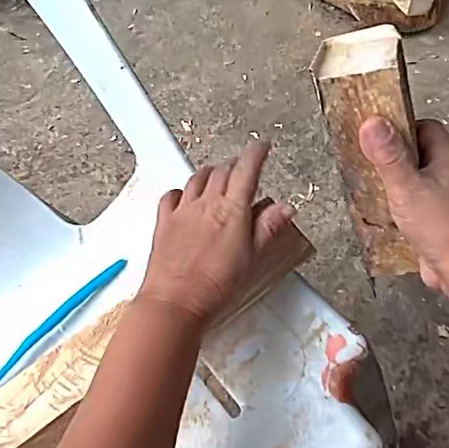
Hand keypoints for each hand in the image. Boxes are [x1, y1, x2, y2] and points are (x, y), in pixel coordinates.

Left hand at [138, 140, 295, 320]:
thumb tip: (284, 208)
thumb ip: (268, 227)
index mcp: (232, 209)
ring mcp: (182, 211)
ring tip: (218, 175)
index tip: (262, 145)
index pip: (246, 169)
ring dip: (211, 172)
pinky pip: (172, 195)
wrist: (176, 301)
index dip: (256, 153)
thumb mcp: (253, 256)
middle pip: (222, 170)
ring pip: (197, 178)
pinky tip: (185, 196)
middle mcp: (206, 203)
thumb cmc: (215, 283)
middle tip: (245, 165)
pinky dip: (182, 190)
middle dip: (236, 163)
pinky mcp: (164, 222)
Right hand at [358, 116, 448, 292]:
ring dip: (400, 181)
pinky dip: (405, 204)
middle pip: (422, 152)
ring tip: (377, 187)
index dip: (402, 126)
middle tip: (373, 160)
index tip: (379, 134)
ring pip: (420, 177)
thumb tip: (374, 122)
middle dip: (397, 154)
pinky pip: (421, 201)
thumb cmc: (443, 229)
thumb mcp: (407, 187)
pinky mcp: (442, 218)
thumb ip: (389, 156)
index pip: (426, 127)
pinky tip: (390, 213)